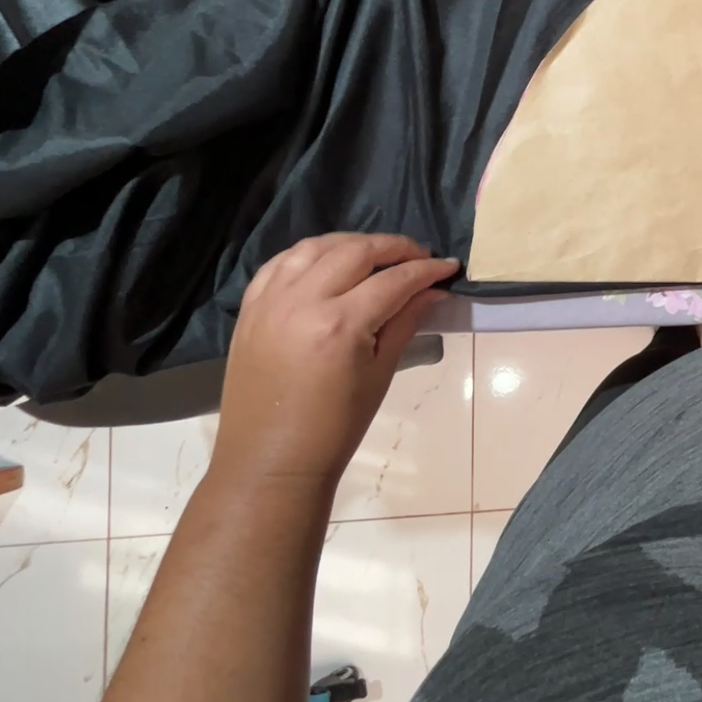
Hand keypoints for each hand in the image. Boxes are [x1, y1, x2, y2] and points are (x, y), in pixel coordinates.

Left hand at [212, 234, 460, 488]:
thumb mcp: (382, 372)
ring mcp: (271, 303)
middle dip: (395, 247)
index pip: (394, 280)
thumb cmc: (337, 424)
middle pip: (355, 252)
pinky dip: (311, 253)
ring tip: (379, 253)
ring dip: (353, 242)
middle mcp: (302, 303)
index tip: (450, 266)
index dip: (427, 270)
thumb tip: (434, 291)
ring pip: (316, 248)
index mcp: (340, 325)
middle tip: (421, 256)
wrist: (270, 459)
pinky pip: (281, 264)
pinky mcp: (251, 310)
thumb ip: (406, 321)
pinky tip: (331, 260)